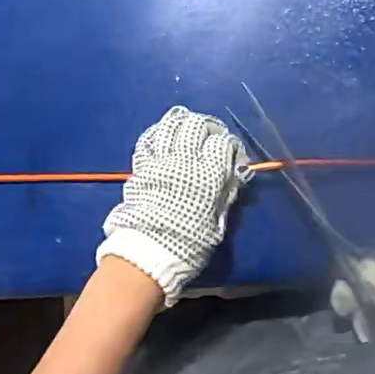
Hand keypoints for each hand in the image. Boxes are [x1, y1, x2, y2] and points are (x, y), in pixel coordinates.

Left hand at [97, 107, 251, 304]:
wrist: (148, 251)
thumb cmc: (188, 243)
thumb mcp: (216, 223)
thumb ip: (224, 195)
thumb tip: (232, 176)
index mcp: (208, 175)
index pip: (222, 144)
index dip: (229, 145)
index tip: (232, 154)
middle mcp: (184, 161)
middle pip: (196, 126)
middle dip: (208, 127)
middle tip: (211, 135)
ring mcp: (160, 160)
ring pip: (171, 126)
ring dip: (182, 123)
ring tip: (188, 128)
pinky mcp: (142, 165)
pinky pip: (149, 140)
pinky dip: (158, 134)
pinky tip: (164, 136)